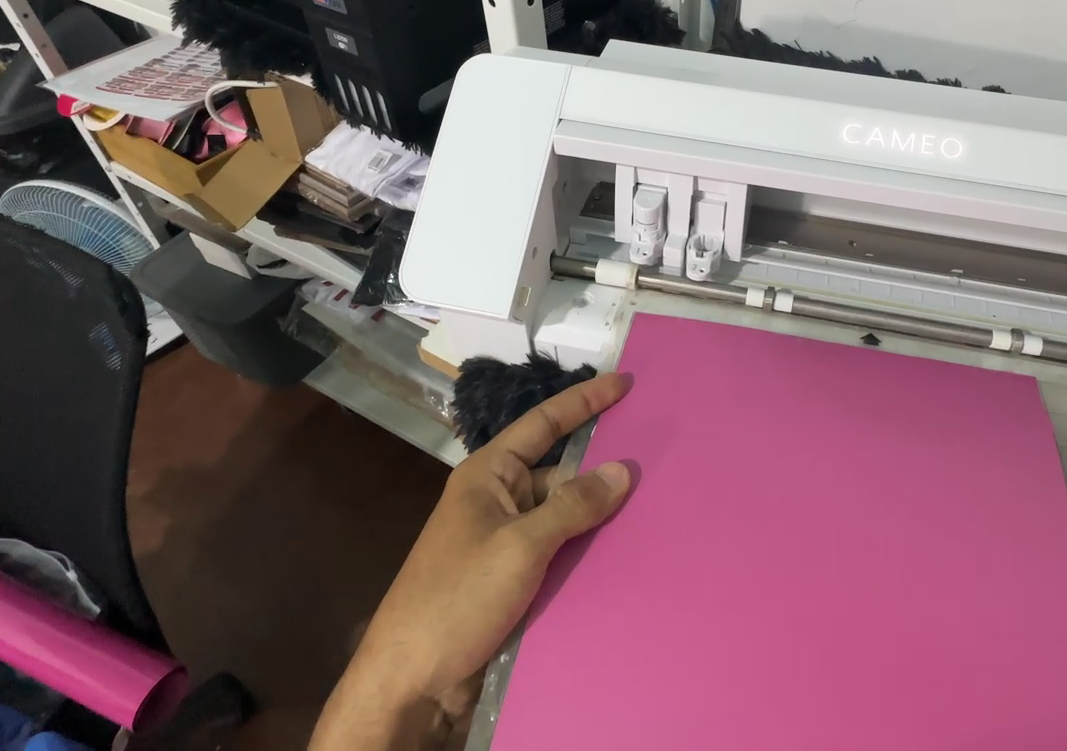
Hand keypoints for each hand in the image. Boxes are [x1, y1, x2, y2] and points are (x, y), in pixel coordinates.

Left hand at [310, 373, 635, 750]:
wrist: (410, 683)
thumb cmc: (456, 598)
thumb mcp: (520, 546)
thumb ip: (573, 506)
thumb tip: (623, 469)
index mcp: (489, 474)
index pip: (544, 423)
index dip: (585, 400)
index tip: (625, 382)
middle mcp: (498, 499)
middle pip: (560, 471)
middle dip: (601, 466)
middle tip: (656, 456)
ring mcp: (505, 541)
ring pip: (564, 513)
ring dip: (597, 514)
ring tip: (654, 505)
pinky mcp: (512, 578)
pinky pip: (560, 549)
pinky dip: (587, 548)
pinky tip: (625, 553)